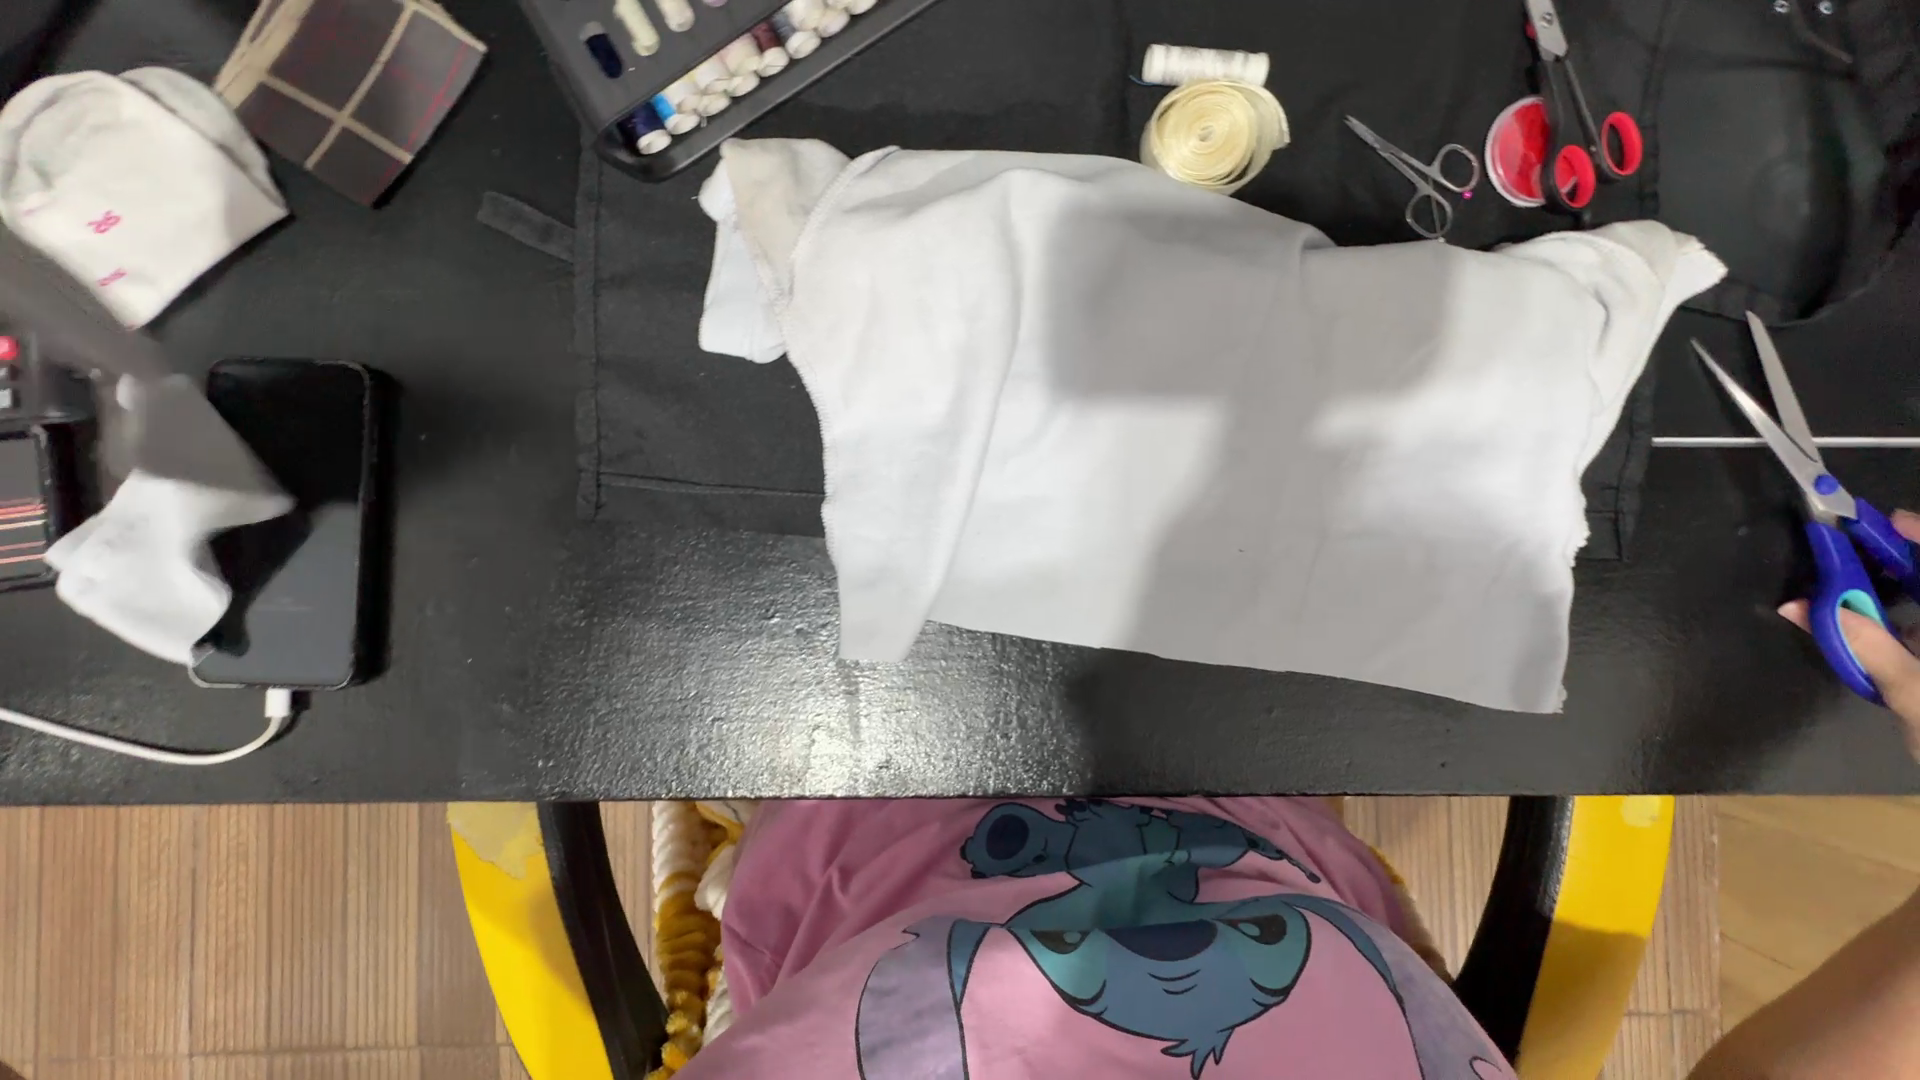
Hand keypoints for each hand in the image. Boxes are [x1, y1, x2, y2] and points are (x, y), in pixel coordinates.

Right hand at [1779, 508, 1919, 760]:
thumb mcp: (1915, 696)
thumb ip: (1867, 647)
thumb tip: (1804, 605)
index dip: (1916, 536)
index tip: (1877, 520)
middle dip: (1901, 563)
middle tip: (1851, 551)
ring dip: (1897, 594)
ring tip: (1850, 589)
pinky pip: (1918, 632)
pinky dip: (1901, 625)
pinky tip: (1872, 628)